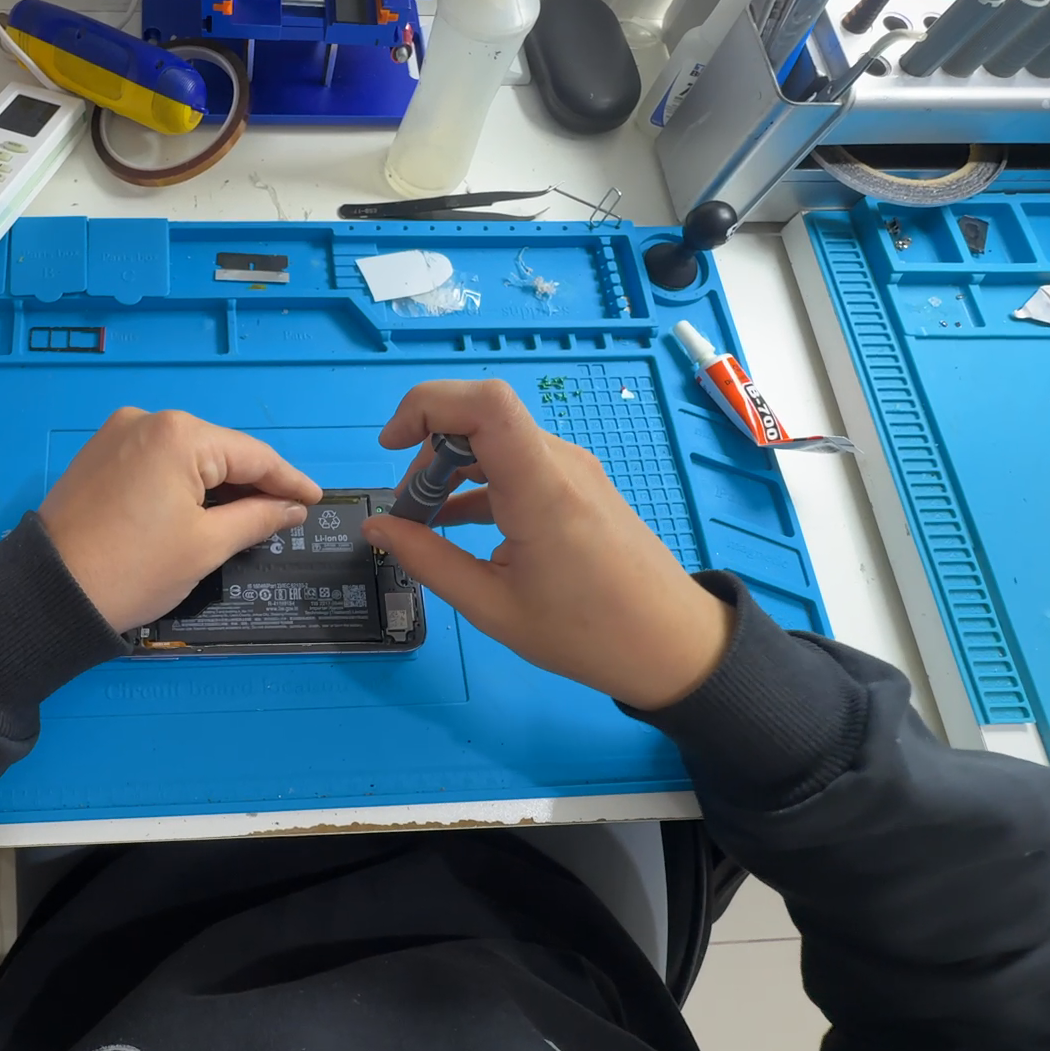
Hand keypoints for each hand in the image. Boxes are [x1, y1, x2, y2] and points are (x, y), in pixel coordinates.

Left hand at [40, 408, 321, 632]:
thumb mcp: (207, 546)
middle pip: (219, 451)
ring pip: (187, 456)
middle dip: (253, 483)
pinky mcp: (98, 455)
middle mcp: (147, 419)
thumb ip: (259, 518)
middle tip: (285, 512)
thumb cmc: (136, 570)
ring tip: (250, 514)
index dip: (289, 480)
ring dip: (219, 484)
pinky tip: (202, 506)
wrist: (47, 594)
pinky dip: (184, 483)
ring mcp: (117, 434)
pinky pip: (157, 462)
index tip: (315, 499)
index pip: (252, 455)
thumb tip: (292, 507)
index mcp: (178, 434)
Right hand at [359, 380, 732, 709]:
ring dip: (448, 471)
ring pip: (492, 441)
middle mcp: (558, 463)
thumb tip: (376, 528)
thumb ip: (426, 560)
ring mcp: (571, 470)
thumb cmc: (585, 634)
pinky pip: (513, 464)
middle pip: (478, 420)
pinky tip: (455, 525)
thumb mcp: (491, 606)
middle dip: (425, 454)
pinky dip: (475, 484)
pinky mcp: (574, 484)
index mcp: (540, 489)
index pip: (483, 404)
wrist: (674, 646)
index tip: (390, 446)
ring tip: (423, 522)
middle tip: (406, 512)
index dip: (425, 406)